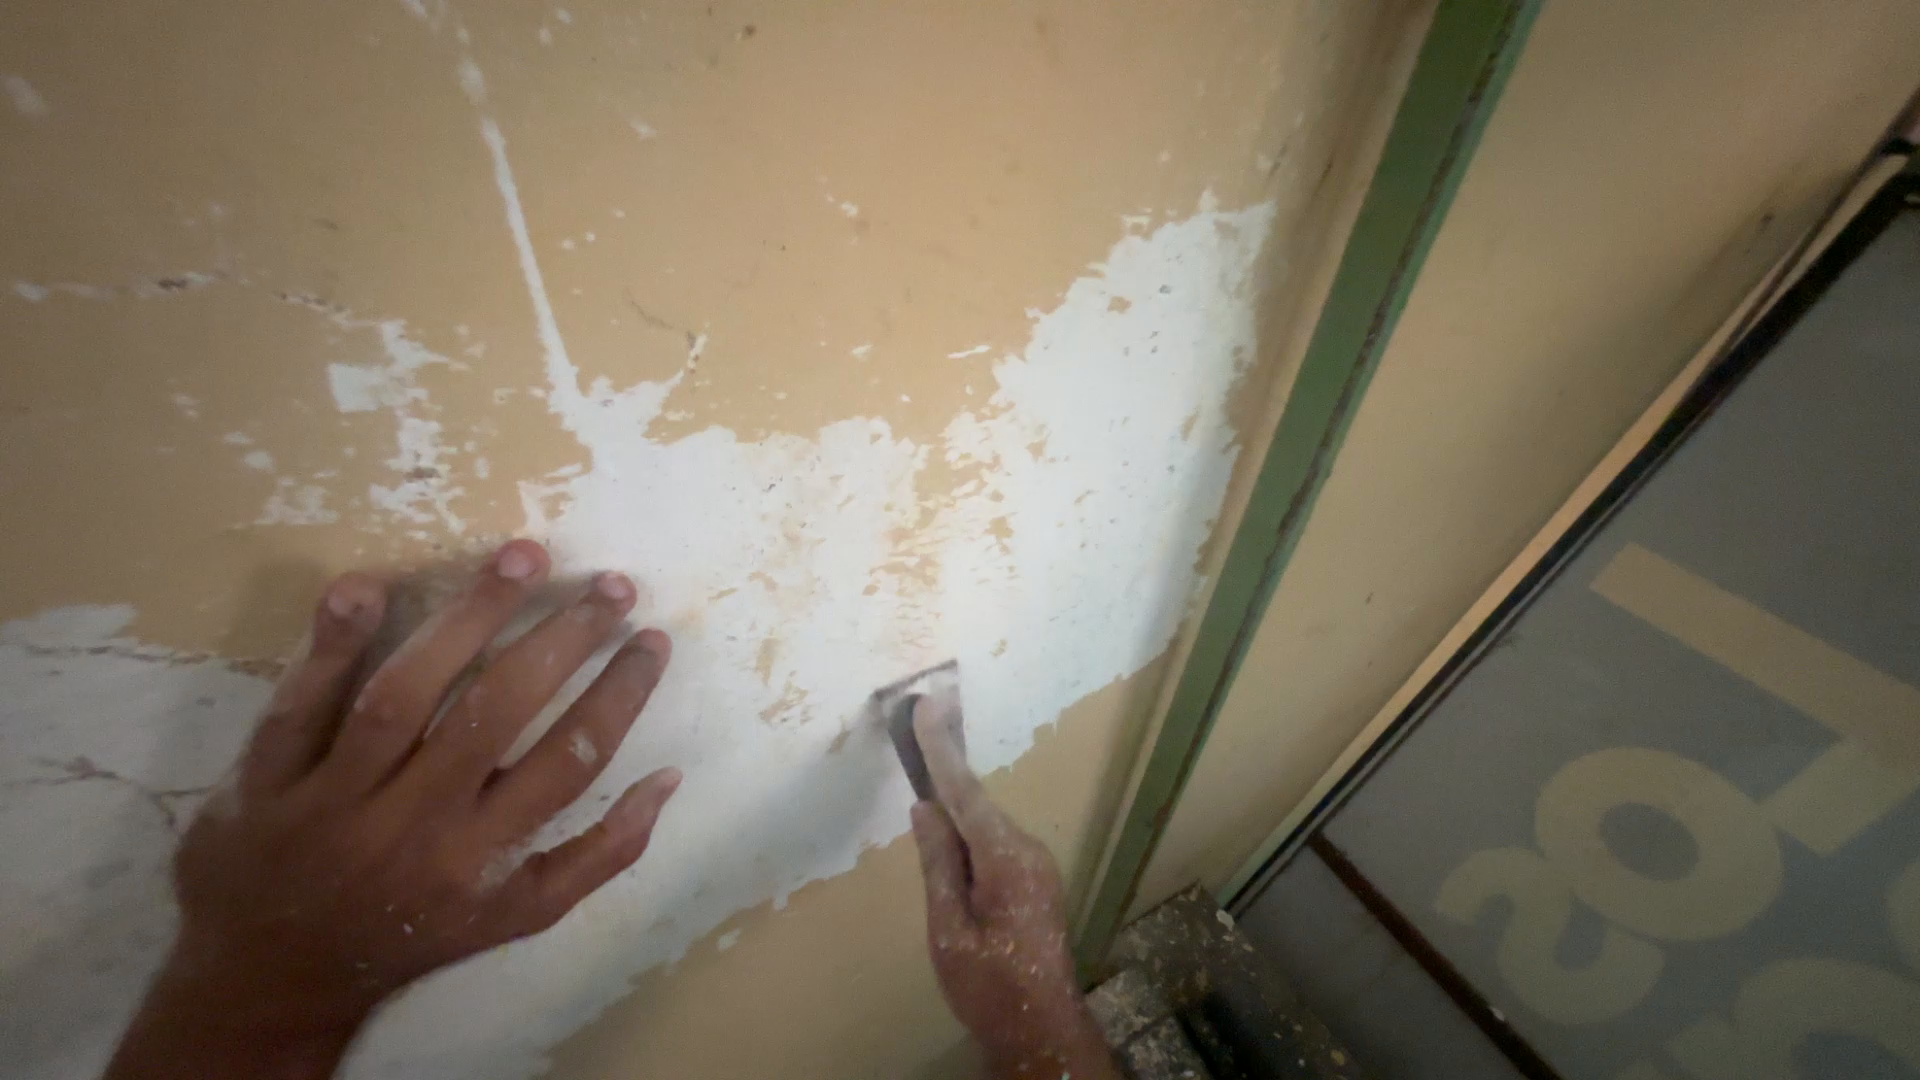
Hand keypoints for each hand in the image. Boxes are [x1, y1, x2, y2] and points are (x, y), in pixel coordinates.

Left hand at [105, 539, 680, 1079]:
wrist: (266, 980)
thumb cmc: (417, 932)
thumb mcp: (522, 915)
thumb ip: (603, 854)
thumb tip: (669, 777)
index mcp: (483, 855)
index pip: (571, 758)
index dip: (622, 692)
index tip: (652, 638)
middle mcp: (414, 821)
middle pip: (498, 709)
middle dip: (566, 637)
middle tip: (613, 586)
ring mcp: (332, 797)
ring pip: (406, 692)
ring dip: (470, 615)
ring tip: (526, 556)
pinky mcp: (262, 781)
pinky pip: (295, 706)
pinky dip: (328, 644)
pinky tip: (366, 585)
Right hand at [907, 699, 1120, 1079]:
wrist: (1042, 1029)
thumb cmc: (988, 985)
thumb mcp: (948, 929)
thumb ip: (937, 864)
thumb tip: (925, 807)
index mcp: (1006, 858)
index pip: (964, 792)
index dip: (940, 749)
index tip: (926, 706)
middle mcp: (1027, 849)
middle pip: (974, 807)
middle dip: (942, 784)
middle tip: (917, 749)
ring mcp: (1036, 862)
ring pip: (983, 828)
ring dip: (954, 823)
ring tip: (924, 838)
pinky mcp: (1035, 877)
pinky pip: (993, 845)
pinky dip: (968, 843)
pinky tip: (952, 866)